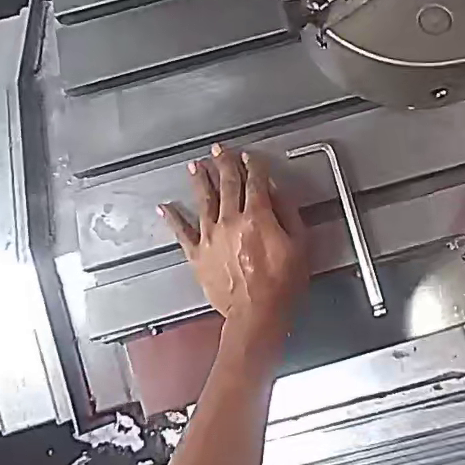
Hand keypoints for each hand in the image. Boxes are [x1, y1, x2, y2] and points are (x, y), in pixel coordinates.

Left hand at [160, 144, 309, 344]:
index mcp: (257, 217)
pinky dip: (172, 218)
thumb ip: (287, 214)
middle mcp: (230, 221)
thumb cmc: (281, 285)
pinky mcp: (198, 254)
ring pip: (204, 200)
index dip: (254, 167)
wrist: (257, 314)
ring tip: (196, 166)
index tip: (251, 158)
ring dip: (200, 180)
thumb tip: (276, 192)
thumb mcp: (299, 245)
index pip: (255, 182)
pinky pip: (182, 232)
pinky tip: (165, 207)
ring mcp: (211, 237)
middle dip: (224, 163)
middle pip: (227, 184)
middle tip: (220, 150)